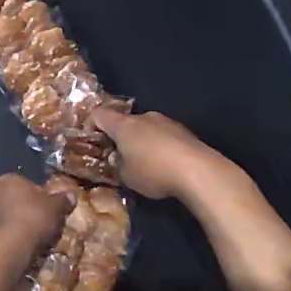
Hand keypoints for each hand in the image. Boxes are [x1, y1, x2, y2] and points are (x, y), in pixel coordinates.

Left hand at [0, 173, 70, 249]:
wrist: (11, 244)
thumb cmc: (34, 218)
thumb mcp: (55, 207)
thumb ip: (62, 199)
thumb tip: (71, 195)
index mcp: (9, 179)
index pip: (25, 184)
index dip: (37, 197)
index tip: (46, 209)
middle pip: (11, 198)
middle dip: (21, 207)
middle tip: (36, 223)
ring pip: (0, 213)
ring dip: (9, 220)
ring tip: (24, 235)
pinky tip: (8, 242)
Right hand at [92, 110, 238, 201]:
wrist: (199, 171)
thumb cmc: (153, 171)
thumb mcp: (126, 176)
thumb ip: (117, 164)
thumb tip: (117, 158)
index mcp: (124, 125)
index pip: (99, 114)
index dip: (91, 125)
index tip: (92, 141)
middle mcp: (144, 117)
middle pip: (125, 121)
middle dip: (119, 136)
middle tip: (119, 156)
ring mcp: (167, 122)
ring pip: (146, 128)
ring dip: (141, 141)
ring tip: (144, 163)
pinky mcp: (185, 132)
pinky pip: (164, 136)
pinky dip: (159, 146)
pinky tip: (165, 165)